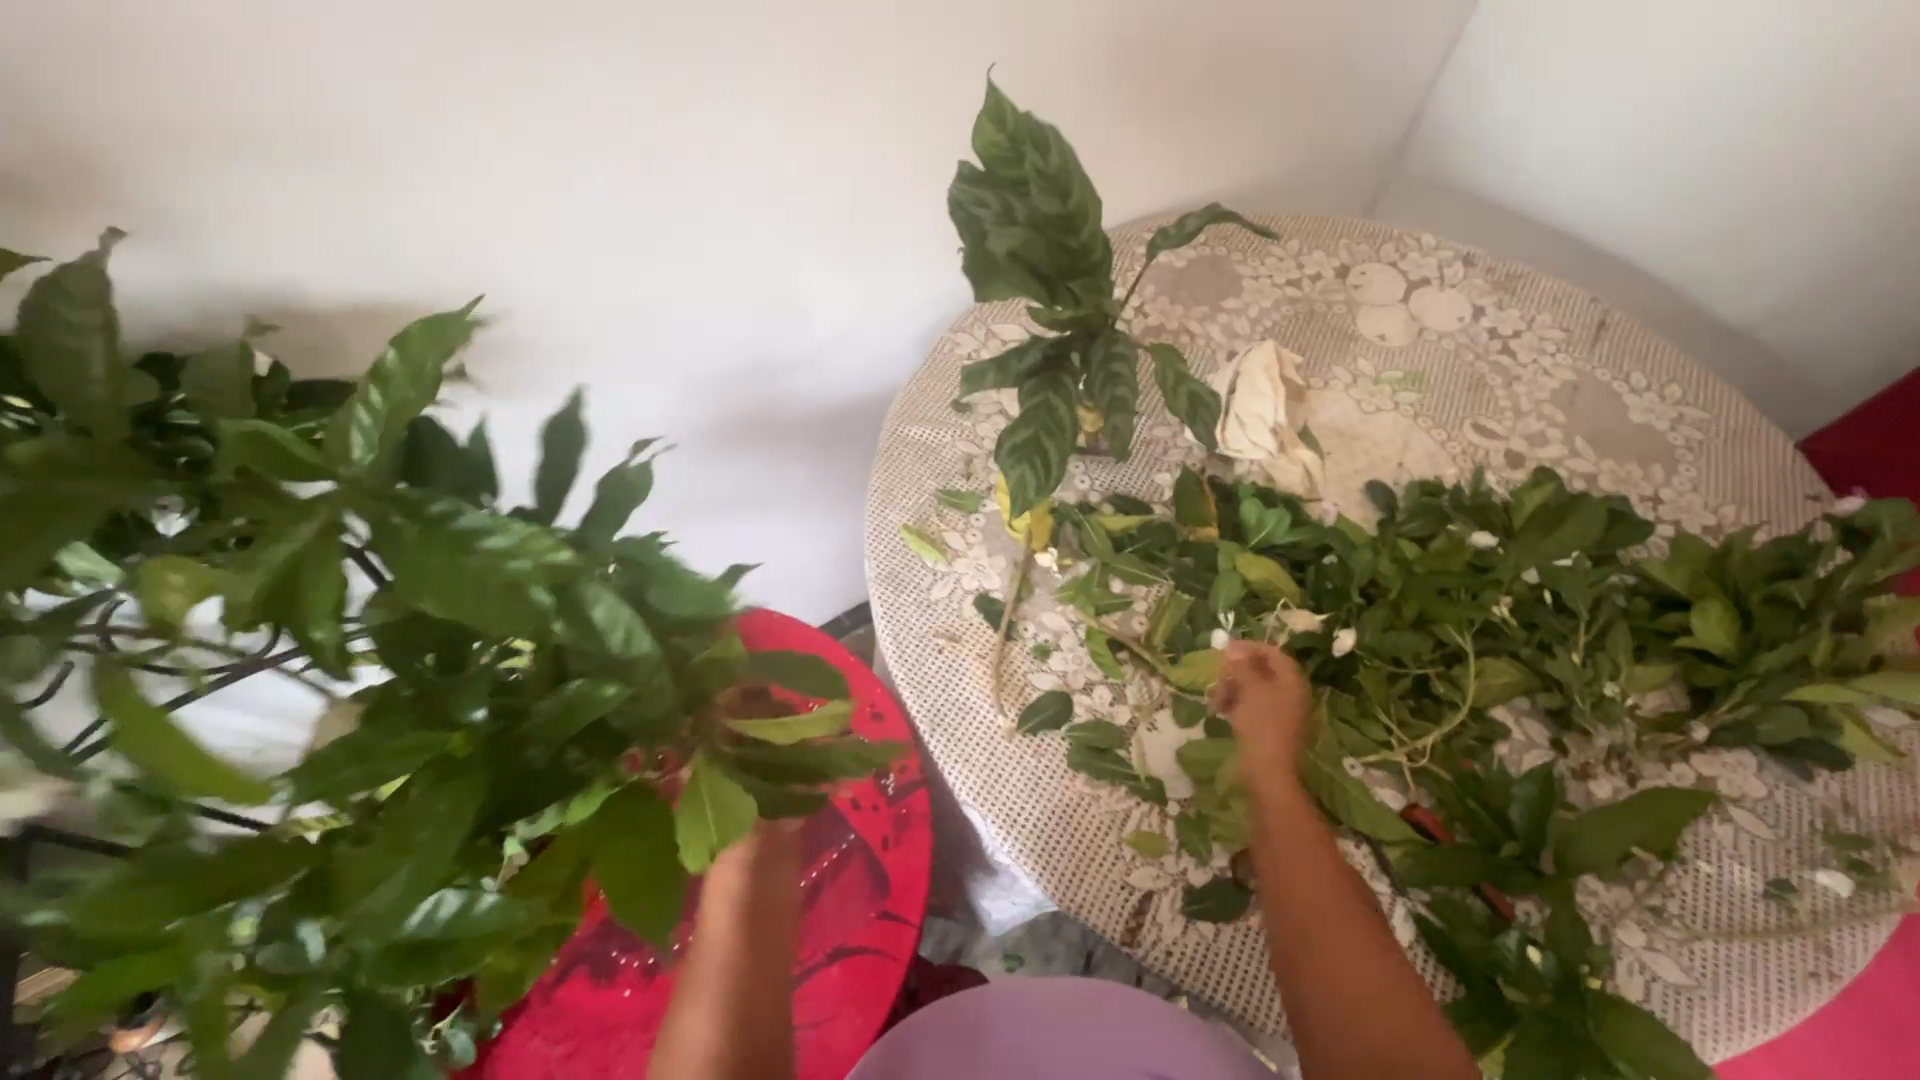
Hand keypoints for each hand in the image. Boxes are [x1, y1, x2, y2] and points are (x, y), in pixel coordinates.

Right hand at [1210, 640, 1312, 785]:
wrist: (1268, 771)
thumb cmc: (1261, 725)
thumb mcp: (1250, 689)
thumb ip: (1243, 665)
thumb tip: (1235, 649)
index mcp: (1292, 681)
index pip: (1273, 653)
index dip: (1249, 648)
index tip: (1225, 650)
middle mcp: (1291, 693)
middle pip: (1262, 670)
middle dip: (1236, 672)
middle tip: (1218, 679)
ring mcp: (1282, 711)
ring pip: (1254, 689)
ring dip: (1233, 688)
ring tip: (1216, 700)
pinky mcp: (1271, 727)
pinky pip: (1253, 706)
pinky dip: (1236, 704)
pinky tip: (1221, 711)